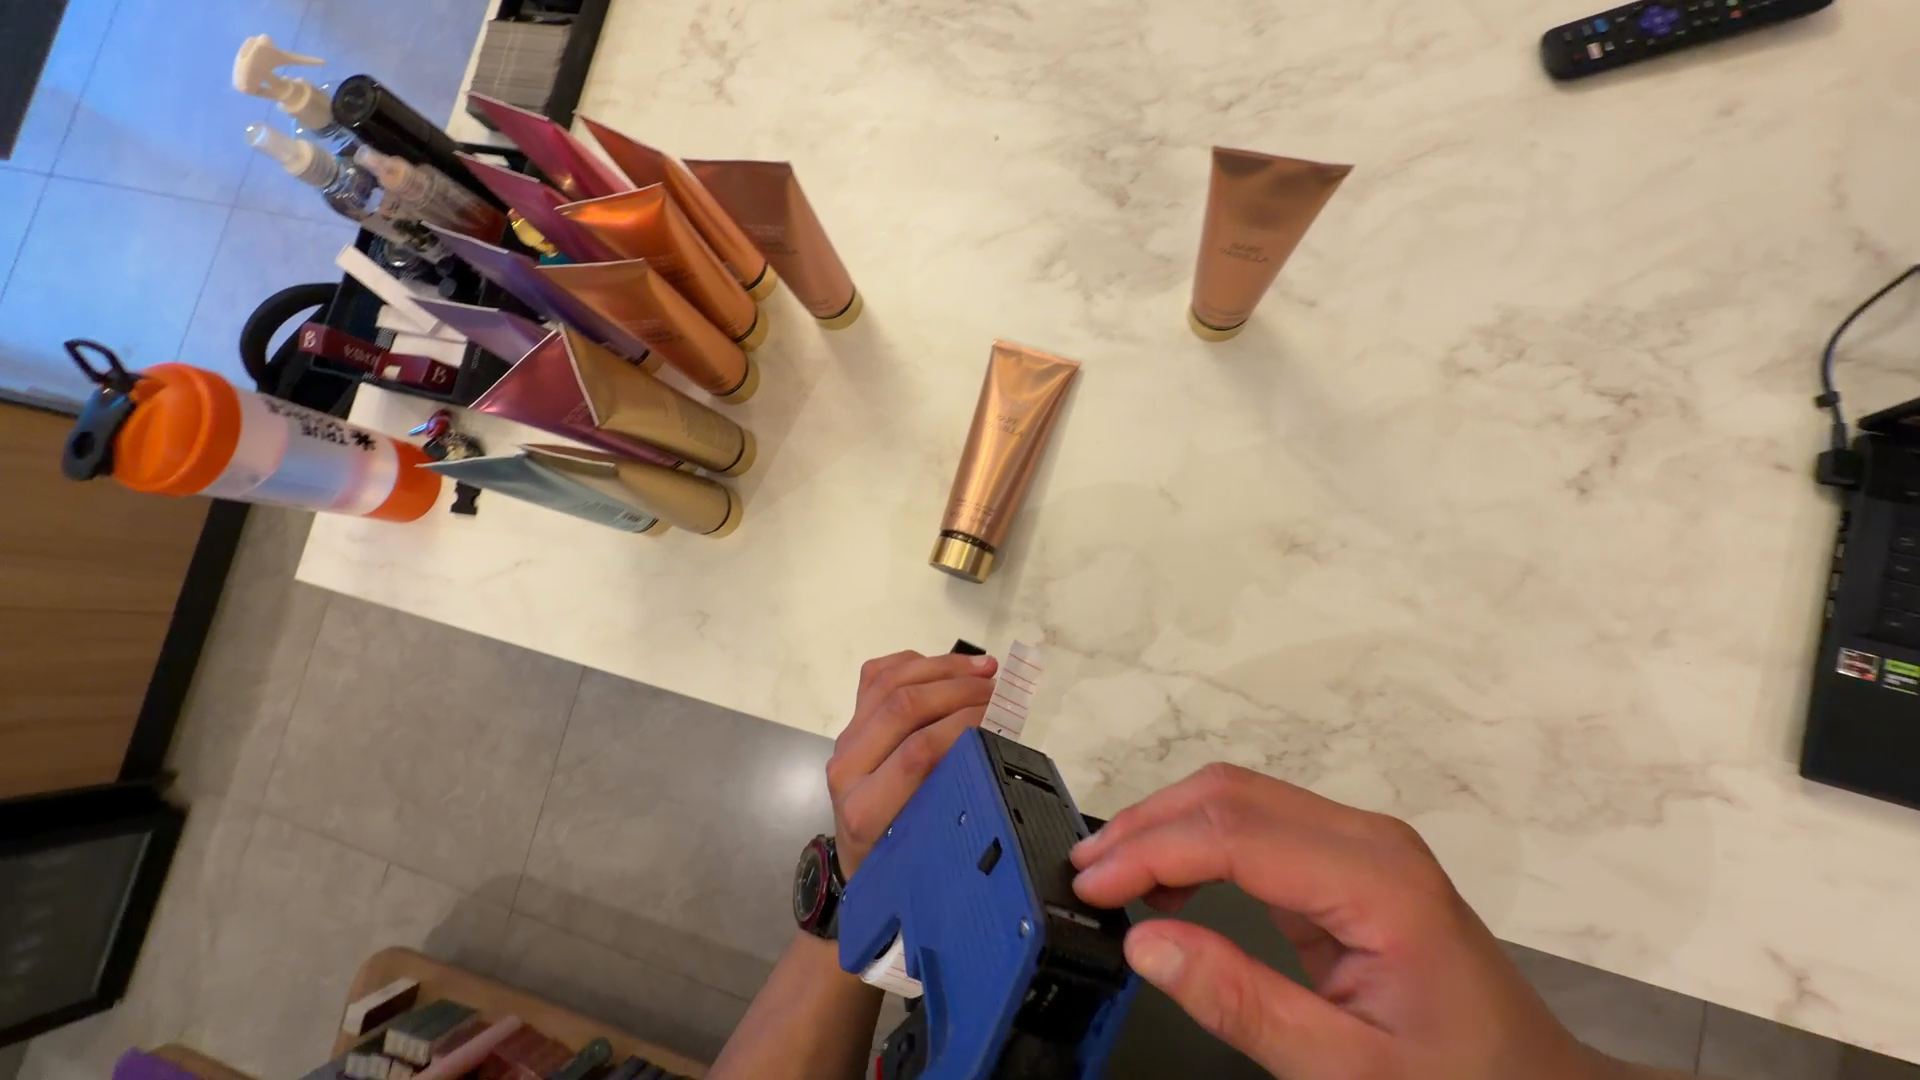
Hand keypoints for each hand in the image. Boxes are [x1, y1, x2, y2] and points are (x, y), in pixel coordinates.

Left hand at [827, 650, 997, 878]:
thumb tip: (996, 735)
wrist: (861, 859)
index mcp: (868, 809)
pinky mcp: (850, 722)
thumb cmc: (905, 859)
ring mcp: (845, 741)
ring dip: (941, 667)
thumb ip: (956, 794)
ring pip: (888, 682)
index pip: (917, 751)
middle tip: (996, 688)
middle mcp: (848, 770)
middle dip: (957, 689)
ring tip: (983, 668)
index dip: (961, 724)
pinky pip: (876, 675)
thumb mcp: (933, 843)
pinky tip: (947, 665)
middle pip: (901, 707)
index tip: (999, 714)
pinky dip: (914, 662)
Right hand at [1072, 764, 1603, 1079]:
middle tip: (1087, 872)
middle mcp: (1363, 836)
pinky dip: (1196, 840)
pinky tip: (1168, 881)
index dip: (1153, 851)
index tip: (1091, 886)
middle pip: (1231, 793)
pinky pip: (1253, 822)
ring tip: (1112, 873)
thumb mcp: (1350, 1077)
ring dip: (1165, 824)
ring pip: (1236, 795)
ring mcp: (1355, 839)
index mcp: (1376, 880)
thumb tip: (1142, 942)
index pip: (1236, 833)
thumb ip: (1243, 1003)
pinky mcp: (1341, 855)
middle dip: (1148, 824)